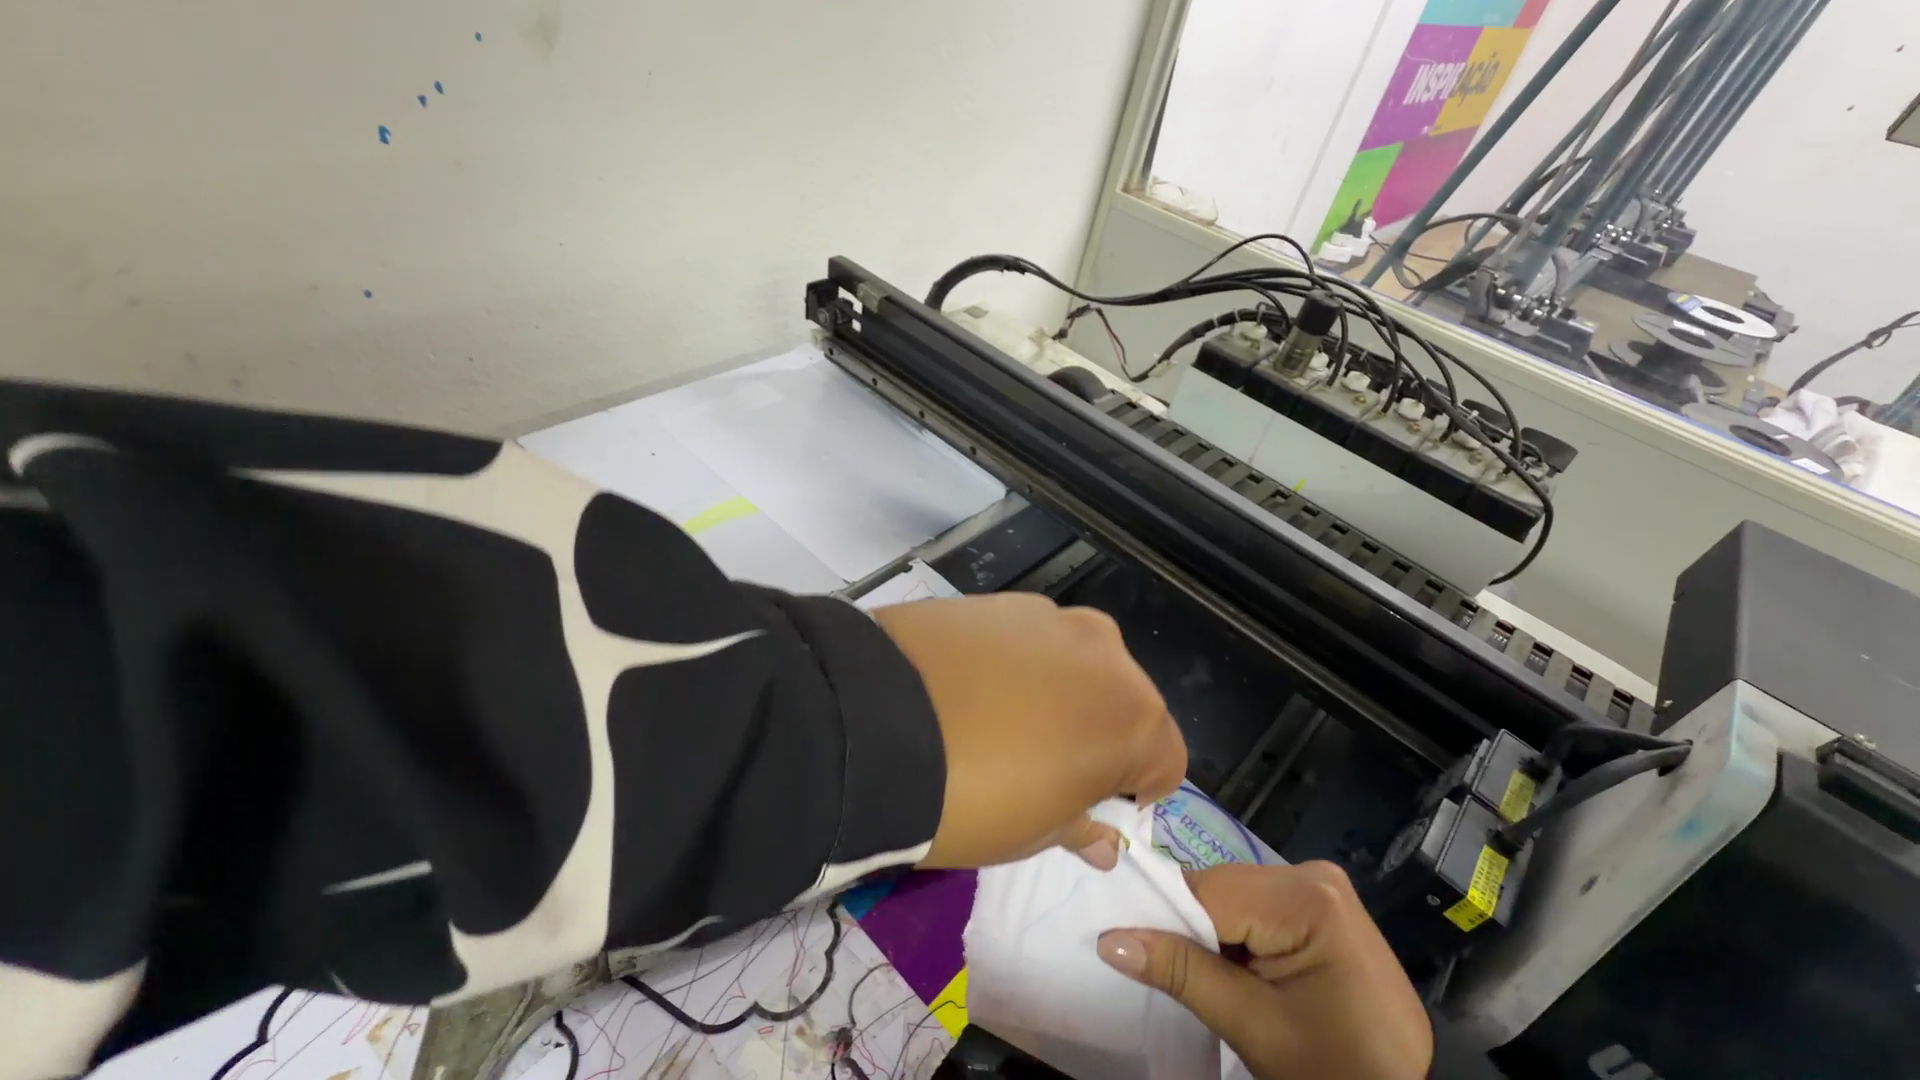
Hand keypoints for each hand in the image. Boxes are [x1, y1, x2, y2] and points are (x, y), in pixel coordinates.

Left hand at [871, 593, 1186, 870]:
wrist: (873, 728)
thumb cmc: (971, 798)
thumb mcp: (1032, 834)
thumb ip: (1079, 826)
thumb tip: (1102, 836)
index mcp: (1134, 717)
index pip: (1166, 763)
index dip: (1135, 791)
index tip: (1095, 805)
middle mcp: (1106, 654)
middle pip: (1122, 702)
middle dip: (1098, 734)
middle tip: (1042, 766)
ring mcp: (1050, 617)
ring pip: (1075, 665)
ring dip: (1056, 693)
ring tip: (998, 722)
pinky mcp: (999, 599)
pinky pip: (1027, 641)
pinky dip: (1014, 664)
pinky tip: (969, 688)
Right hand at [1097, 862, 1431, 1079]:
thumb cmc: (1334, 1068)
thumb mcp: (1253, 1026)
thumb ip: (1182, 973)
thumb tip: (1109, 941)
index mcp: (1309, 898)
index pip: (1208, 893)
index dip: (1163, 921)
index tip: (1123, 949)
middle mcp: (1314, 874)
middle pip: (1218, 889)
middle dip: (1186, 928)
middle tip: (1163, 973)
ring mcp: (1319, 885)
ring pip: (1229, 895)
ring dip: (1206, 932)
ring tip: (1201, 977)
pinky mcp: (1317, 902)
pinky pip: (1252, 905)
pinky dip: (1231, 934)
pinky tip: (1231, 968)